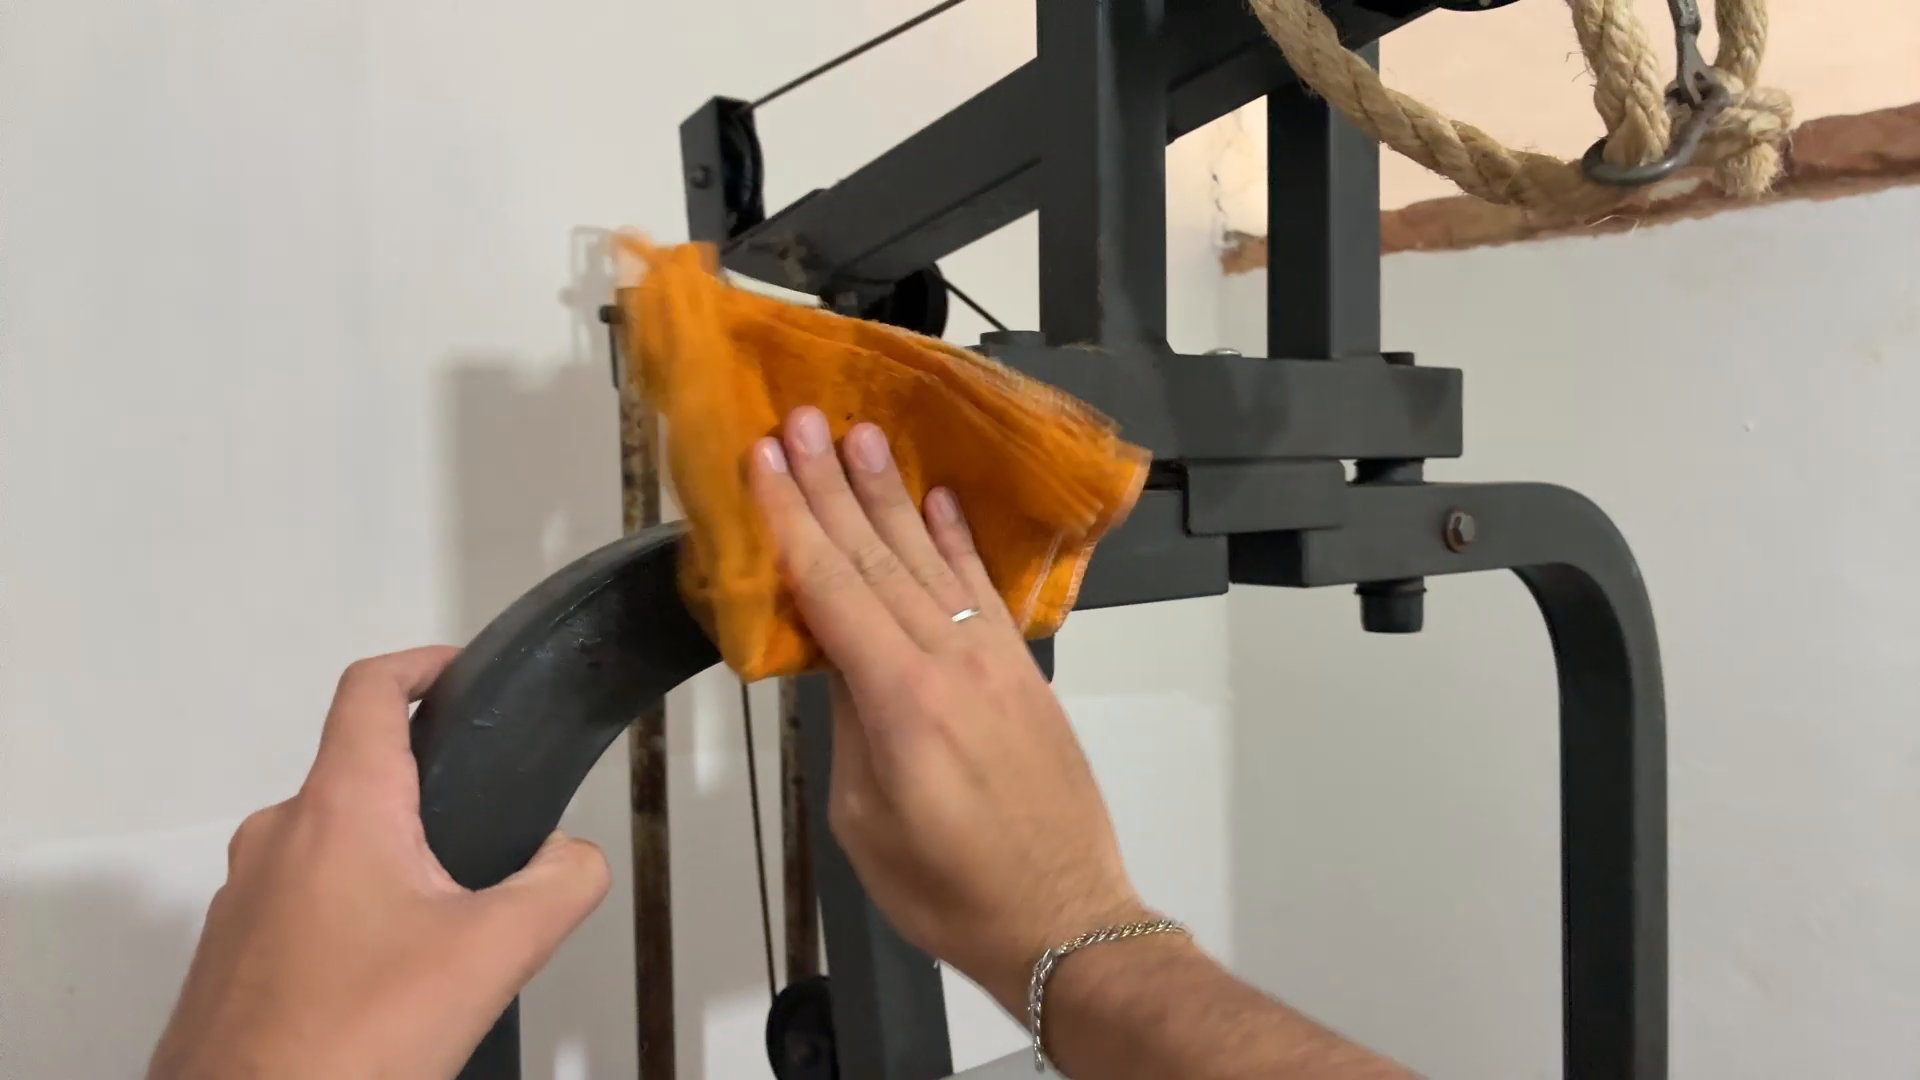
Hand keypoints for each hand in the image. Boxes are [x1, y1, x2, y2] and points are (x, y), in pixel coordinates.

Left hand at [147, 647, 611, 1079]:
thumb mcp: (498, 950)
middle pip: (361, 762)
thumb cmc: (358, 1035)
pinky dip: (368, 886)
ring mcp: (244, 901)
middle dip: (433, 768)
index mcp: (339, 812)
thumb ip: (566, 879)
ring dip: (403, 836)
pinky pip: (312, 885)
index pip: (369, 691)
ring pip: (339, 831)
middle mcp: (278, 839)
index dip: (423, 662)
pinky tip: (406, 953)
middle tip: (499, 803)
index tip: (469, 671)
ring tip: (463, 889)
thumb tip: (572, 856)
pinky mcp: (232, 955)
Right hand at [750, 406, 1148, 1011]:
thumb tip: (838, 656)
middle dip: (832, 483)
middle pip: (875, 555)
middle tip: (804, 421)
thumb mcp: (864, 819)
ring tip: (862, 437)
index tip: (765, 460)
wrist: (1063, 913)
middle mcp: (949, 658)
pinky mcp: (1022, 665)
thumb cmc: (949, 889)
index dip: (791, 518)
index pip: (830, 586)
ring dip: (891, 493)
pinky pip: (983, 588)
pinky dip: (957, 539)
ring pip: (928, 557)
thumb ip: (849, 722)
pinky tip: (938, 499)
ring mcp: (993, 655)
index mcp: (899, 699)